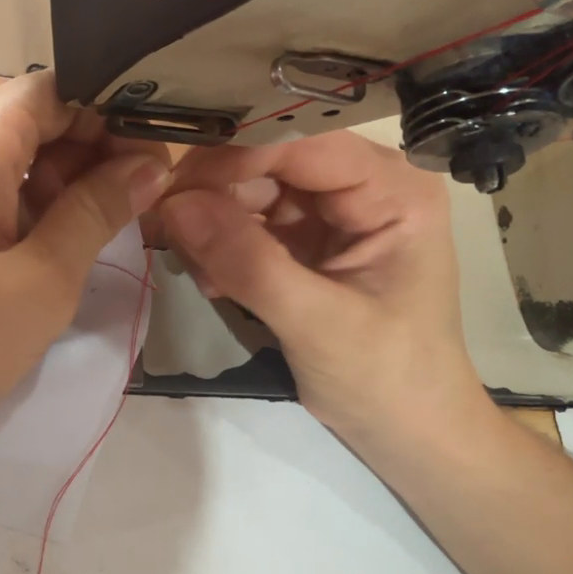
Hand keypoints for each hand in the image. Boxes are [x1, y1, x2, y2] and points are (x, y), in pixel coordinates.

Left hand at [0, 72, 171, 465]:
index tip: (155, 165)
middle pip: (30, 116)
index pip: (62, 89)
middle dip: (87, 153)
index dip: (115, 119)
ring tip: (92, 236)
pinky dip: (12, 202)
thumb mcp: (41, 282)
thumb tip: (145, 166)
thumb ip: (96, 212)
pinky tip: (38, 249)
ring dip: (52, 182)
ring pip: (1, 151)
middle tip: (134, 208)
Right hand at [157, 131, 488, 442]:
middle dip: (214, 195)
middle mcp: (362, 188)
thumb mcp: (314, 320)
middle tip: (167, 232)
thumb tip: (174, 205)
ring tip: (200, 274)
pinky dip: (219, 249)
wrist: (405, 430)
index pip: (302, 143)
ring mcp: (330, 216)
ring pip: (248, 192)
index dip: (235, 156)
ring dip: (211, 227)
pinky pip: (245, 225)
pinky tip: (214, 284)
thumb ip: (247, 261)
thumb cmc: (385, 376)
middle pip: (268, 162)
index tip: (171, 187)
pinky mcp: (303, 244)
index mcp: (392, 190)